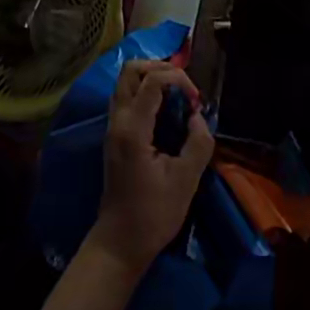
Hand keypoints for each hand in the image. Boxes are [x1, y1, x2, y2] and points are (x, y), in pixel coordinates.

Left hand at [89, 60, 214, 271]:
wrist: (120, 240)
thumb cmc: (154, 214)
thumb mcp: (186, 181)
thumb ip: (197, 143)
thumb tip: (197, 117)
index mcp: (132, 128)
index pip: (151, 81)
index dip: (178, 79)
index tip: (196, 101)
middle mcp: (117, 120)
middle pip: (130, 70)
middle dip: (160, 68)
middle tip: (185, 87)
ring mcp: (112, 125)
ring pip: (125, 81)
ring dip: (151, 78)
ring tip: (178, 96)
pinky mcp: (114, 134)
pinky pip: (125, 97)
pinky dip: (145, 92)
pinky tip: (165, 110)